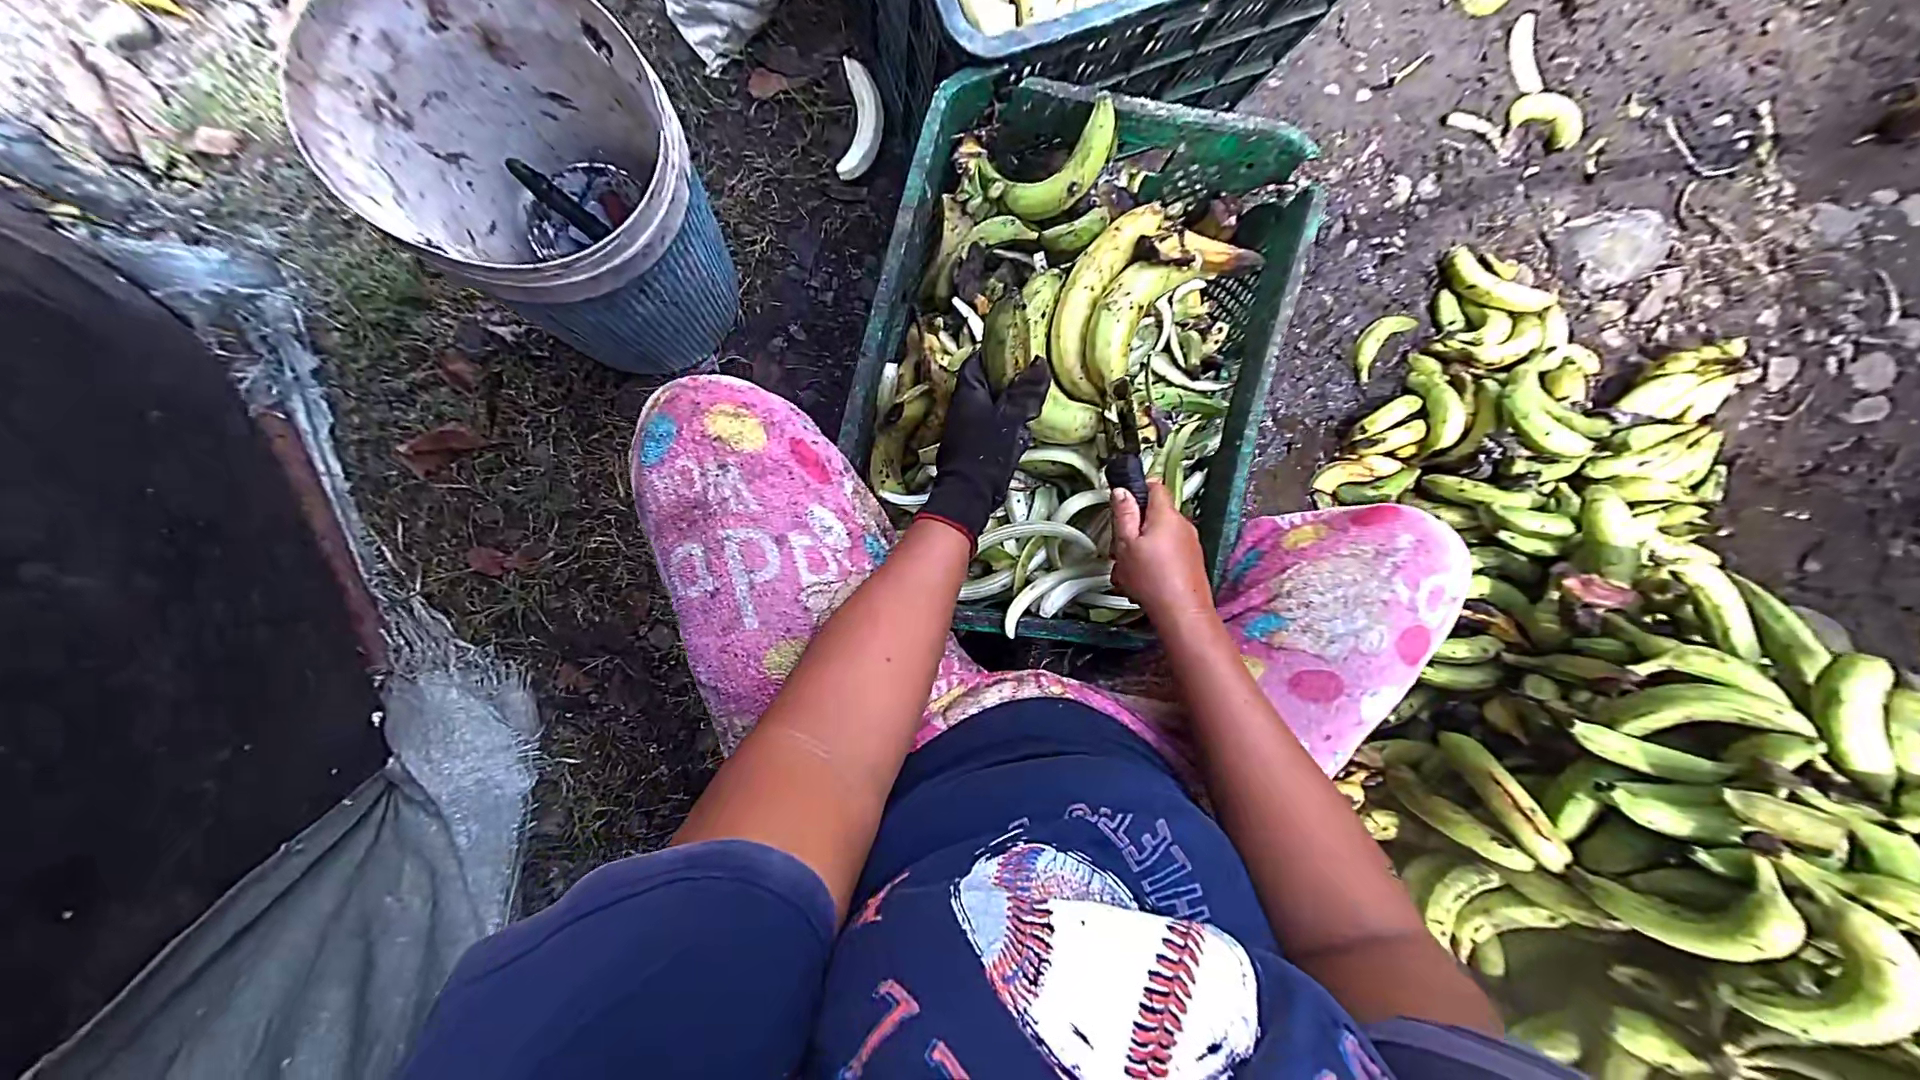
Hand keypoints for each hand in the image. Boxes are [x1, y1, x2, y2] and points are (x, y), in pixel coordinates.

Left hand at [918, 353, 1050, 539]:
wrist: (970, 493)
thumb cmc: (985, 453)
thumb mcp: (1011, 418)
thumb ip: (1025, 392)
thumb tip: (1039, 364)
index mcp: (968, 391)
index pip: (978, 360)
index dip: (996, 352)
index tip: (1018, 349)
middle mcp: (964, 406)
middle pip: (988, 383)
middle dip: (1010, 381)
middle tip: (1033, 378)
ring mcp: (968, 426)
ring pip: (994, 406)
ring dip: (1013, 406)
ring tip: (1034, 406)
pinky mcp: (976, 444)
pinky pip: (995, 427)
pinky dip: (1010, 427)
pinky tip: (1025, 433)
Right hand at [1110, 479, 1215, 627]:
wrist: (1182, 612)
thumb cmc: (1152, 578)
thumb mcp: (1126, 544)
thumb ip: (1124, 514)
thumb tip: (1122, 490)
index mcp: (1166, 515)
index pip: (1155, 486)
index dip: (1138, 489)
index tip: (1122, 505)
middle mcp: (1183, 524)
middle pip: (1154, 514)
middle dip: (1135, 527)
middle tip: (1120, 547)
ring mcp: (1190, 543)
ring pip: (1159, 535)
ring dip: (1141, 548)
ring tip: (1129, 570)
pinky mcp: (1191, 560)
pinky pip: (1168, 551)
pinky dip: (1153, 560)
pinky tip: (1143, 580)